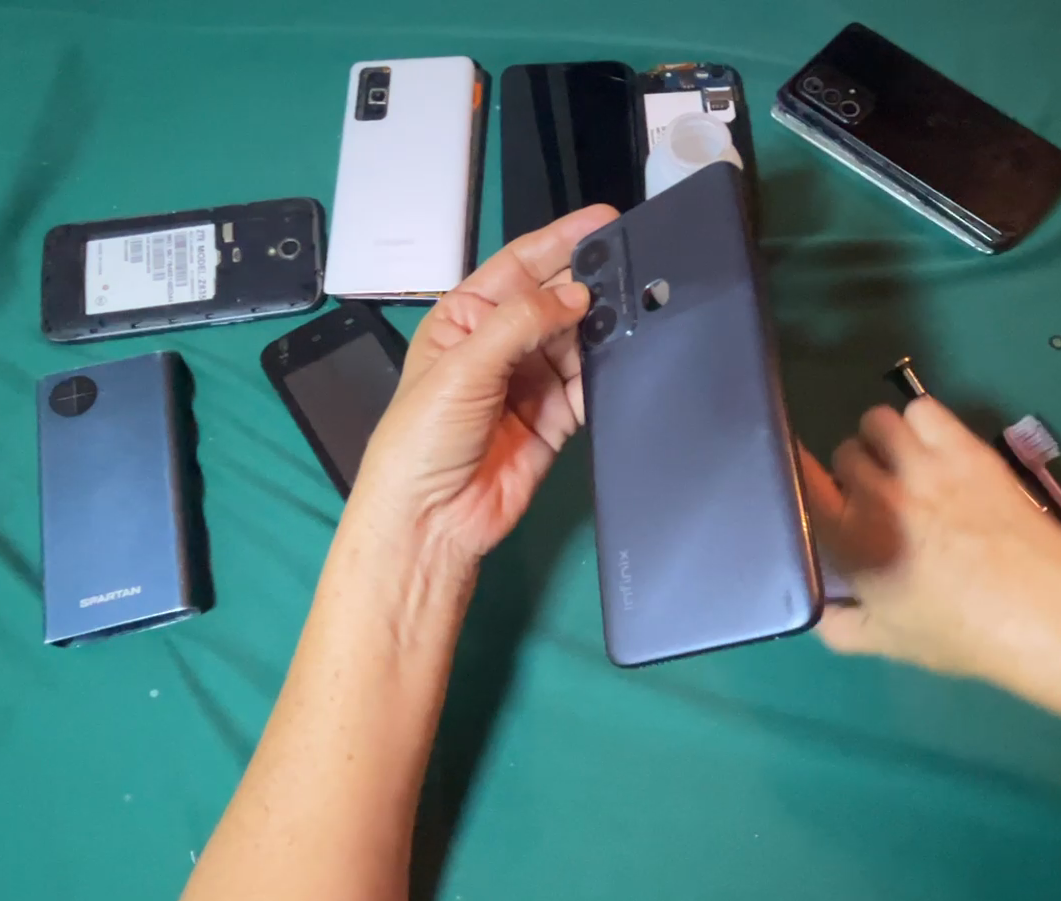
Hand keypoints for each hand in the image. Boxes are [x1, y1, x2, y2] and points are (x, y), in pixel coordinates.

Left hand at [346, 205, 619, 569]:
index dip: (560, 242)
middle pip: (555, 303)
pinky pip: (589, 388)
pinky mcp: (557, 419)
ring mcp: (532, 383)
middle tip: (632, 270)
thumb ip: (520, 324)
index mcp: (467, 318)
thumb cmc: (424, 436)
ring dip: (602, 331)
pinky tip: (626, 360)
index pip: (520, 268)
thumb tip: (577, 295)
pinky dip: (607, 376)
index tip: (604, 221)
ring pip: (578, 344)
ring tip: (636, 313)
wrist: (434, 518)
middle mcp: (502, 345)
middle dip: (589, 286)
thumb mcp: (462, 367)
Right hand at [804, 398, 1060, 704]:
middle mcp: (875, 495)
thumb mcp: (886, 643)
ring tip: (905, 463)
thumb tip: (818, 604)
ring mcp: (920, 465)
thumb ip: (836, 625)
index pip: (803, 485)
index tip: (820, 492)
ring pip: (876, 422)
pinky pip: (922, 410)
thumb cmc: (962, 634)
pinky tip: (937, 449)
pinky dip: (921, 423)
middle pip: (842, 452)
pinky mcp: (963, 447)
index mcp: (849, 542)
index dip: (803, 479)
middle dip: (854, 470)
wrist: (1046, 613)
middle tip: (879, 493)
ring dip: (883, 440)